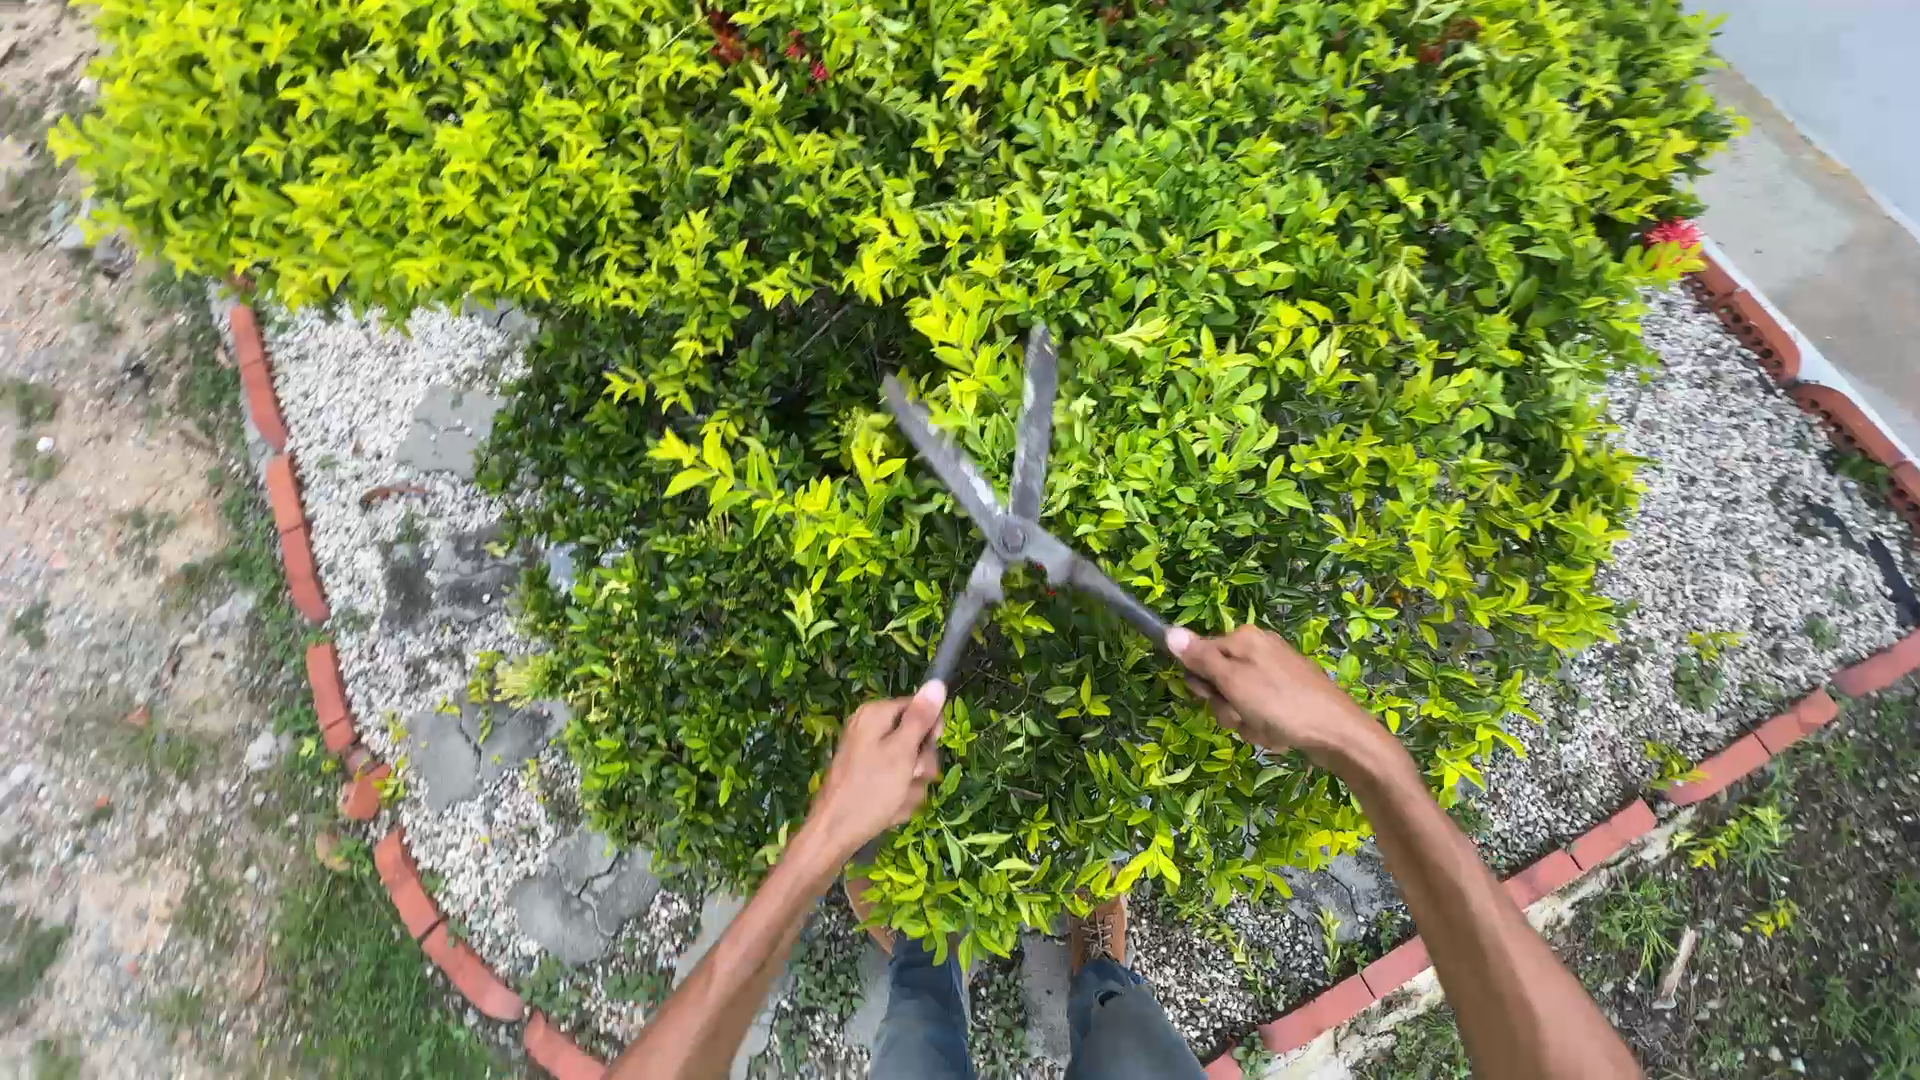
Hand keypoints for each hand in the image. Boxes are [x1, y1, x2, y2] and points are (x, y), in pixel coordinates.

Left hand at [807, 682, 946, 857]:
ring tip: (897, 799)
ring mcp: (869, 755)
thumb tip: (937, 683)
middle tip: (909, 777)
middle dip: (920, 765)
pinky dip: (899, 798)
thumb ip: (920, 718)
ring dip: (912, 787)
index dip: (931, 731)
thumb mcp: (901, 752)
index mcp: (876, 714)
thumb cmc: (870, 790)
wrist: (834, 835)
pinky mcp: (869, 779)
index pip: (920, 708)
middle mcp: (871, 729)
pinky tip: (890, 810)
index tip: (929, 749)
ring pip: (911, 766)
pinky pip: (898, 783)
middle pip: (917, 739)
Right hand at [1165, 624, 1390, 772]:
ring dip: (1245, 720)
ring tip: (1265, 728)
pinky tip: (1278, 733)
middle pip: (1219, 680)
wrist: (1340, 734)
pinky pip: (1260, 709)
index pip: (1200, 656)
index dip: (1202, 683)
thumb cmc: (1281, 704)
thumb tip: (1169, 632)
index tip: (1213, 697)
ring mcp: (1276, 672)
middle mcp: (1259, 649)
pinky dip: (1264, 725)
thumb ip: (1201, 658)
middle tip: (1243, 716)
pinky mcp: (1289, 694)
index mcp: (1244, 639)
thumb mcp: (1233, 682)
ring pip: (1238, 700)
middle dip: (1226, 706)